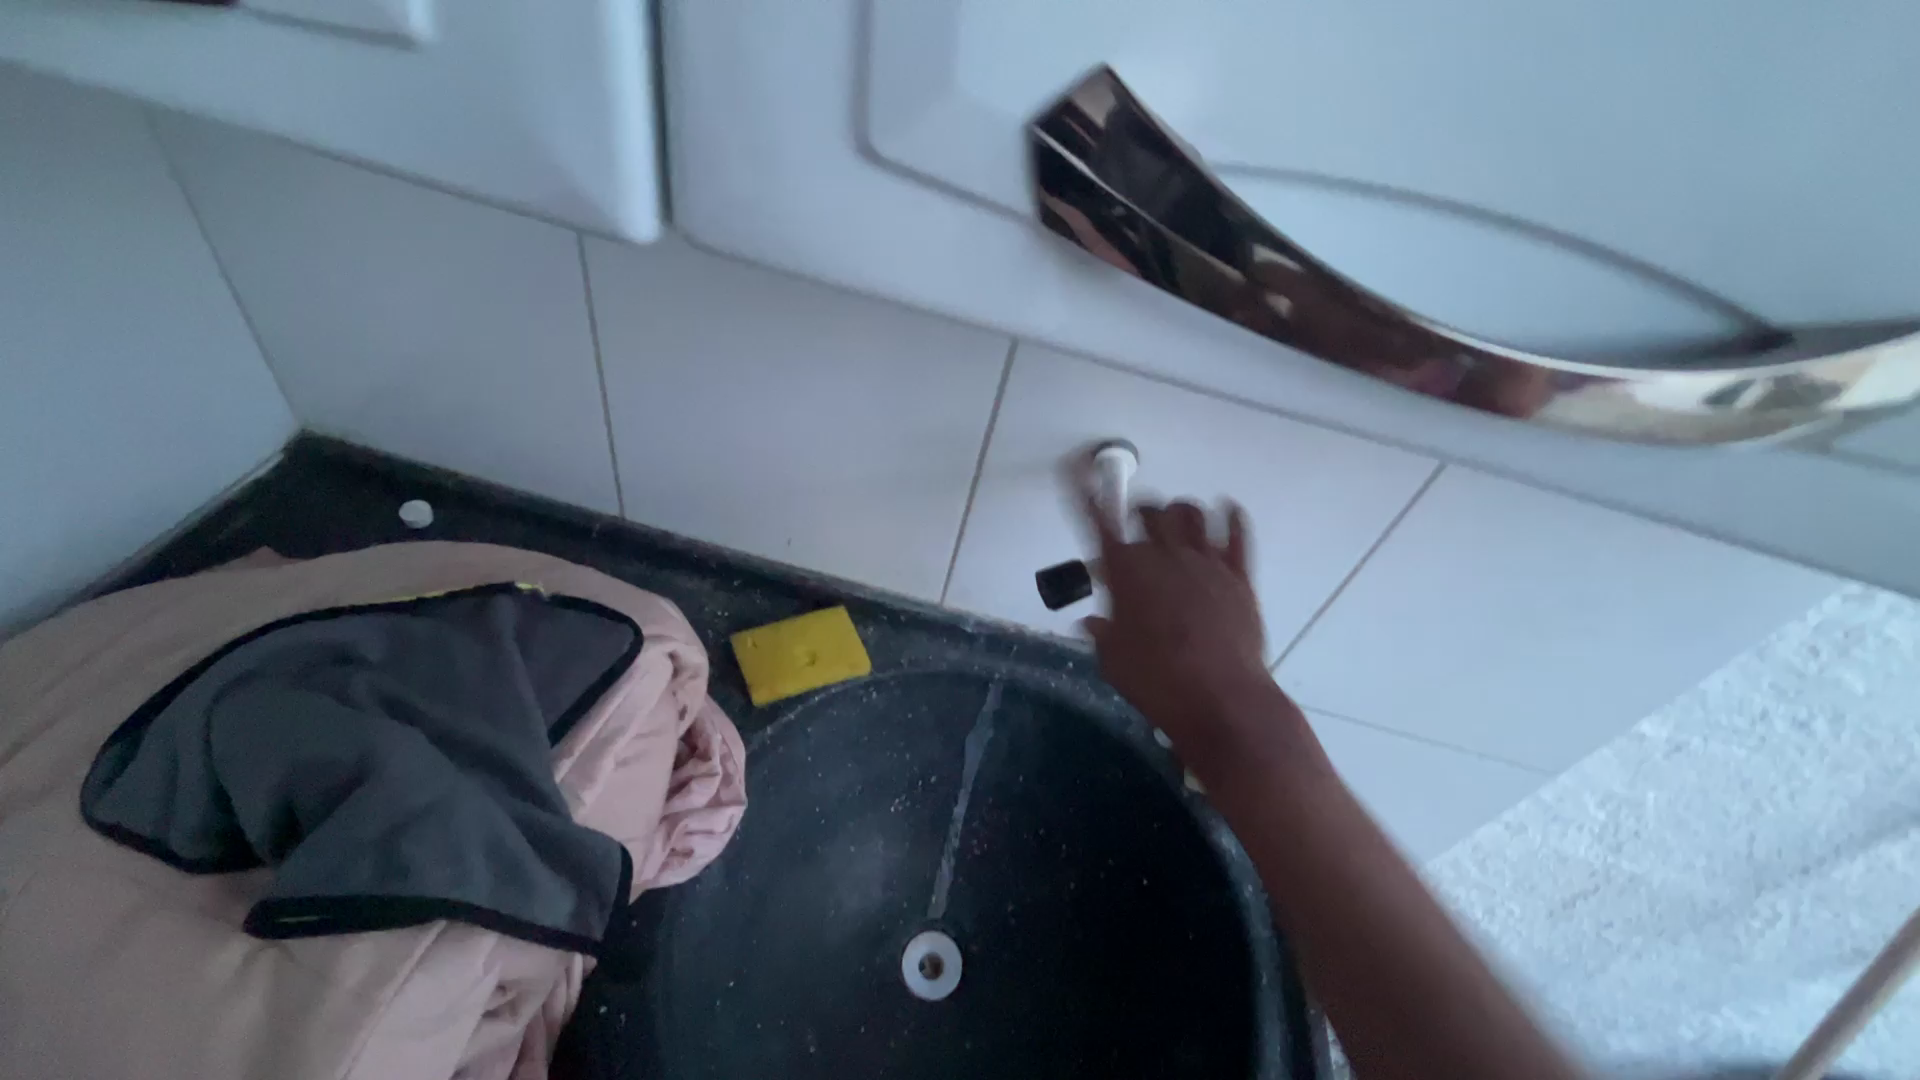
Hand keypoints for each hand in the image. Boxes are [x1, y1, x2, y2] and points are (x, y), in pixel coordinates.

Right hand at [1078, 487, 1308, 777]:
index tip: (1075, 468)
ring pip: (1192, 512)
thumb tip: (1093, 622)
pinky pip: (1237, 532)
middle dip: (1138, 511)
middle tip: (1136, 524)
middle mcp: (1165, 556)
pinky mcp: (1239, 576)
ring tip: (1177, 524)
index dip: (1084, 492)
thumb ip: (1103, 632)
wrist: (1220, 700)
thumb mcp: (1114, 661)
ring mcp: (1206, 562)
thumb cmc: (1157, 683)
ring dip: (1179, 512)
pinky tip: (1227, 512)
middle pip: (1149, 510)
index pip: (1097, 521)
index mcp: (1126, 573)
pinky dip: (1231, 516)